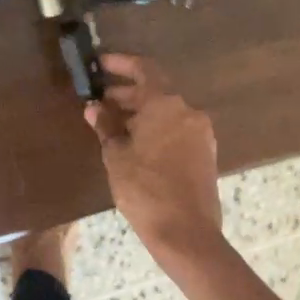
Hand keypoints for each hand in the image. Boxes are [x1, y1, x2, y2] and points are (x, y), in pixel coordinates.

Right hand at [84, 53, 223, 260]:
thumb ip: (106, 125)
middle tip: (100, 100)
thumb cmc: (146, 189)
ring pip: (166, 111)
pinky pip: (176, 129)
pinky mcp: (205, 155)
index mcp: (166, 103)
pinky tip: (135, 144)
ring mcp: (200, 134)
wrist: (187, 236)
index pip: (143, 68)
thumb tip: (94, 107)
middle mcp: (187, 111)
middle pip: (155, 90)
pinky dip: (156, 128)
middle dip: (127, 93)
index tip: (100, 64)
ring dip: (141, 112)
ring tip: (113, 124)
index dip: (120, 63)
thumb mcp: (117, 155)